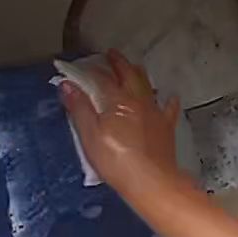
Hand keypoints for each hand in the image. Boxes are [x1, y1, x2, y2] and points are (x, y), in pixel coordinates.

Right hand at [59, 50, 186, 201]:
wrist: (152, 182)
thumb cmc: (118, 162)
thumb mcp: (90, 136)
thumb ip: (79, 108)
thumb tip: (68, 86)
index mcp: (118, 101)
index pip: (101, 79)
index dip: (89, 71)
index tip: (79, 68)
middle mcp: (139, 102)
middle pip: (128, 75)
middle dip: (119, 63)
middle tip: (112, 54)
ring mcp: (154, 114)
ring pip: (148, 86)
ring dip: (139, 74)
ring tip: (134, 68)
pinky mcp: (165, 128)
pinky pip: (168, 109)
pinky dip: (167, 100)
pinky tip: (170, 98)